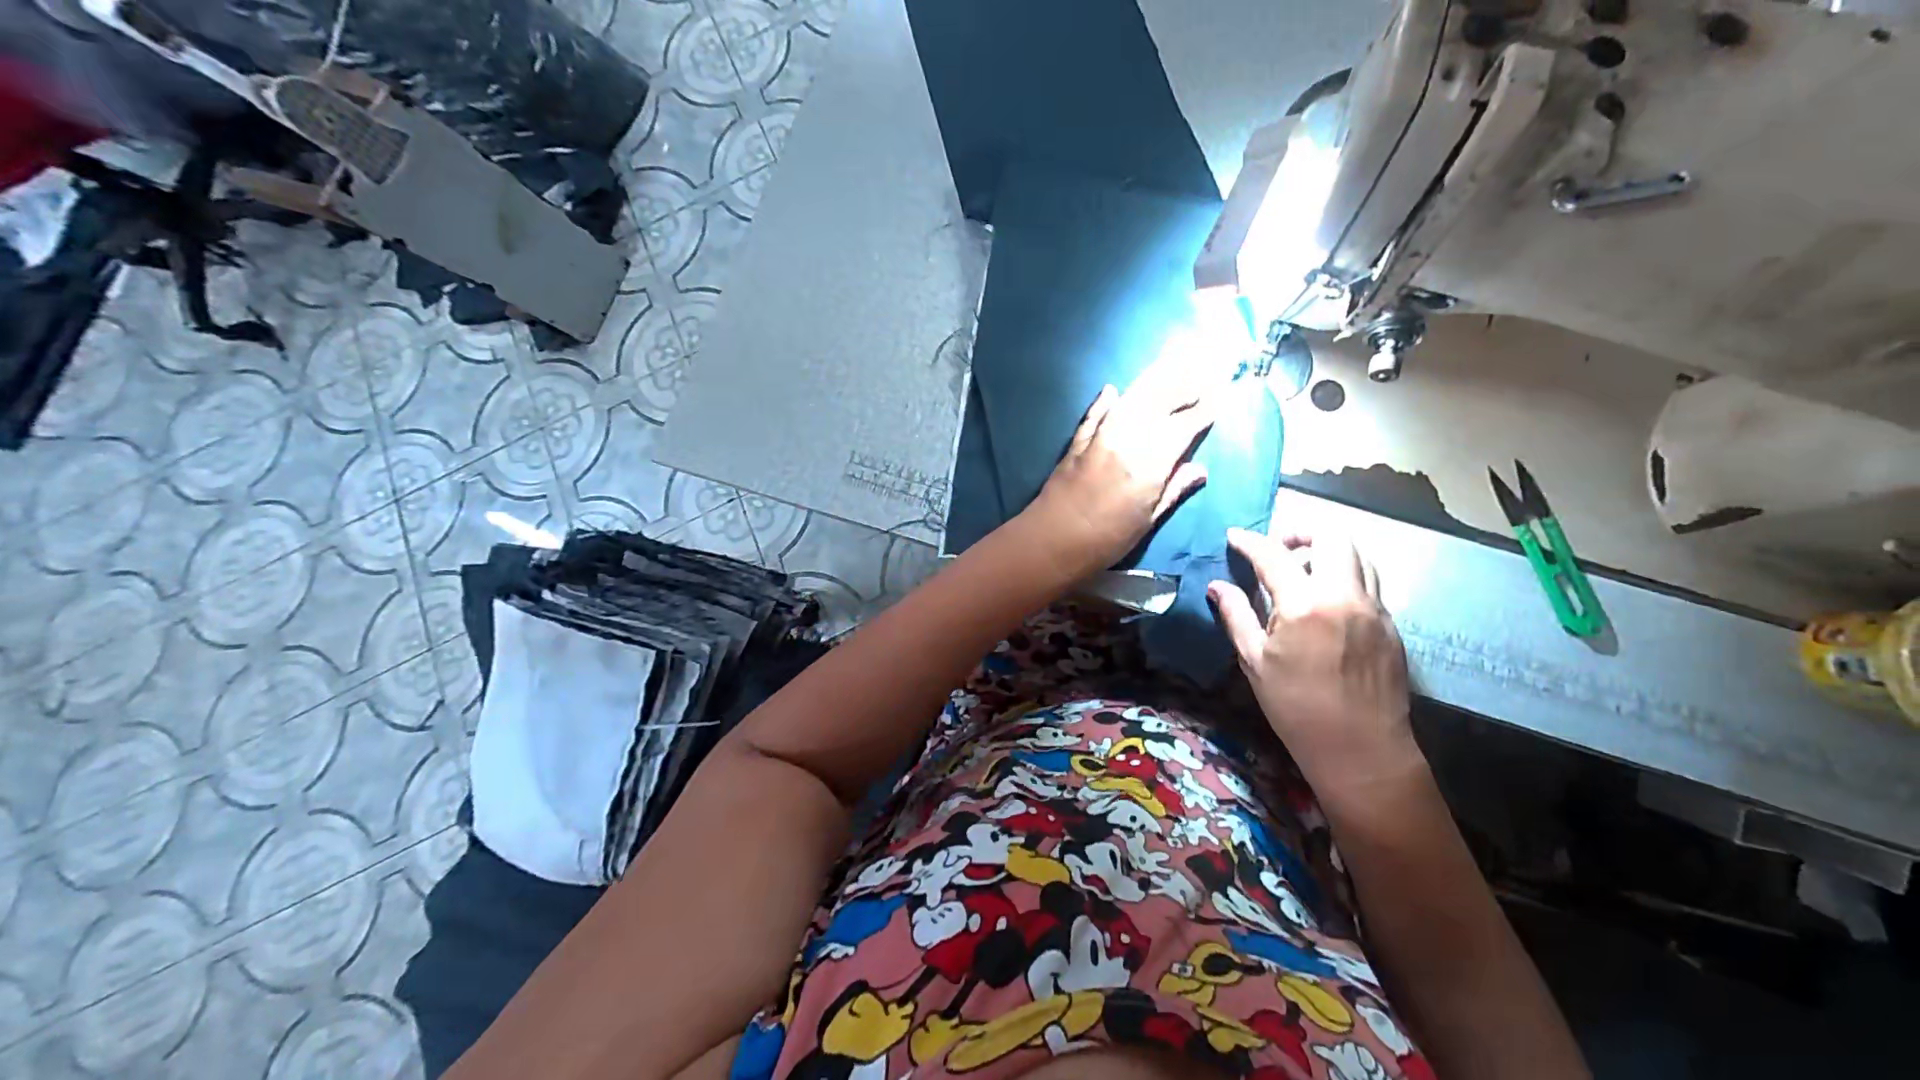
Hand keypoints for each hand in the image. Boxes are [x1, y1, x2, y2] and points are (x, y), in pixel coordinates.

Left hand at [1023, 371, 1215, 579]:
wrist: (1050, 542)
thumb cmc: (1105, 541)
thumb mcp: (1146, 521)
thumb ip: (1173, 491)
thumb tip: (1199, 469)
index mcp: (1149, 462)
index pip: (1184, 426)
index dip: (1205, 409)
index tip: (1224, 390)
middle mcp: (1126, 440)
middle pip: (1159, 401)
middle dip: (1184, 381)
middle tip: (1206, 362)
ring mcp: (1099, 437)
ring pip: (1130, 400)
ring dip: (1152, 380)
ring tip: (1172, 362)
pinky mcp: (1076, 442)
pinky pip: (1094, 415)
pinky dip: (1105, 402)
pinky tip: (1112, 390)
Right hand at [1209, 527, 1420, 794]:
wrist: (1361, 750)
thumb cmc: (1297, 709)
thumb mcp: (1255, 662)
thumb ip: (1236, 616)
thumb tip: (1217, 586)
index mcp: (1304, 605)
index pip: (1274, 555)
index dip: (1250, 542)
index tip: (1234, 537)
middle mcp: (1344, 596)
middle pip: (1331, 537)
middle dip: (1300, 533)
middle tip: (1277, 549)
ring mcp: (1374, 608)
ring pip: (1357, 555)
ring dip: (1327, 552)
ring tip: (1304, 570)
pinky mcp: (1389, 624)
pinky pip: (1369, 582)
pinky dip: (1345, 575)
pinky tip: (1326, 599)